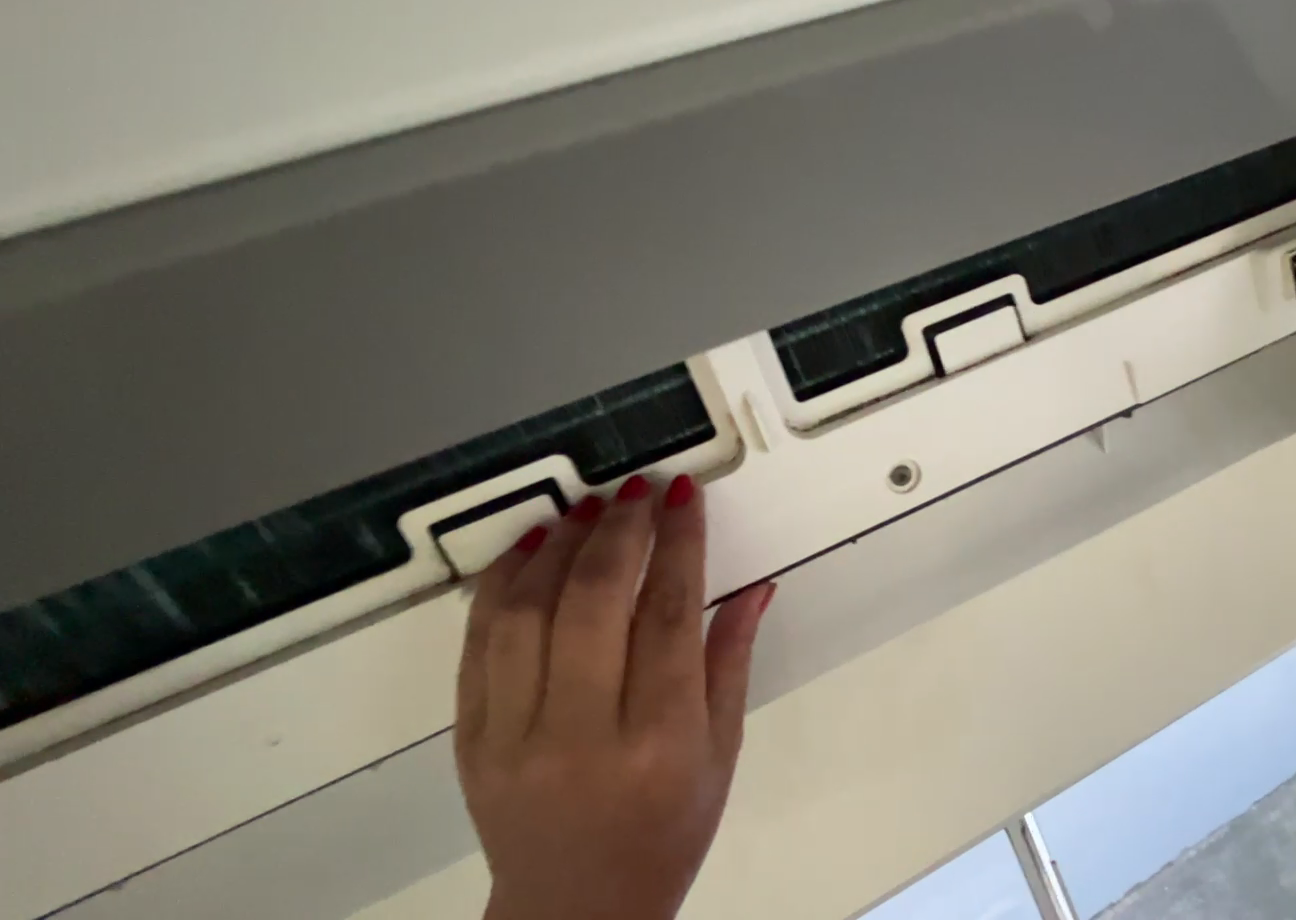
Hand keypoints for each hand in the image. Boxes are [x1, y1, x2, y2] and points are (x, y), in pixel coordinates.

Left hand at [455, 474, 775, 919]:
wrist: (575, 907)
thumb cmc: (669, 827)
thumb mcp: (722, 750)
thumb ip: (732, 661)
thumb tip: (756, 586)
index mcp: (661, 737)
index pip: (671, 613)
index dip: (681, 542)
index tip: (685, 493)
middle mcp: (583, 732)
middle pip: (598, 601)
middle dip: (622, 529)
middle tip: (637, 488)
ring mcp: (514, 736)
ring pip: (529, 612)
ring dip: (561, 545)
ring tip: (588, 506)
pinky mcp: (469, 739)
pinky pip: (479, 644)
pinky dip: (502, 584)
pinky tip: (532, 547)